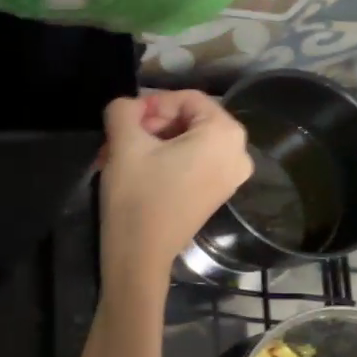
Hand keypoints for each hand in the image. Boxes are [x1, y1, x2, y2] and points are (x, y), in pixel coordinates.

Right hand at [97, 90, 251, 296]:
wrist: (138, 257)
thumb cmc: (136, 197)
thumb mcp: (124, 145)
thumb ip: (123, 110)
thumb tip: (126, 106)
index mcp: (225, 133)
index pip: (186, 99)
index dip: (150, 104)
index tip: (122, 122)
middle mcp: (238, 152)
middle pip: (189, 120)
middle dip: (150, 126)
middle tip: (118, 140)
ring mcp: (229, 177)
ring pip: (188, 143)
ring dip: (152, 144)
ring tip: (120, 157)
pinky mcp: (215, 196)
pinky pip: (192, 164)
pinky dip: (165, 162)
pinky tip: (137, 172)